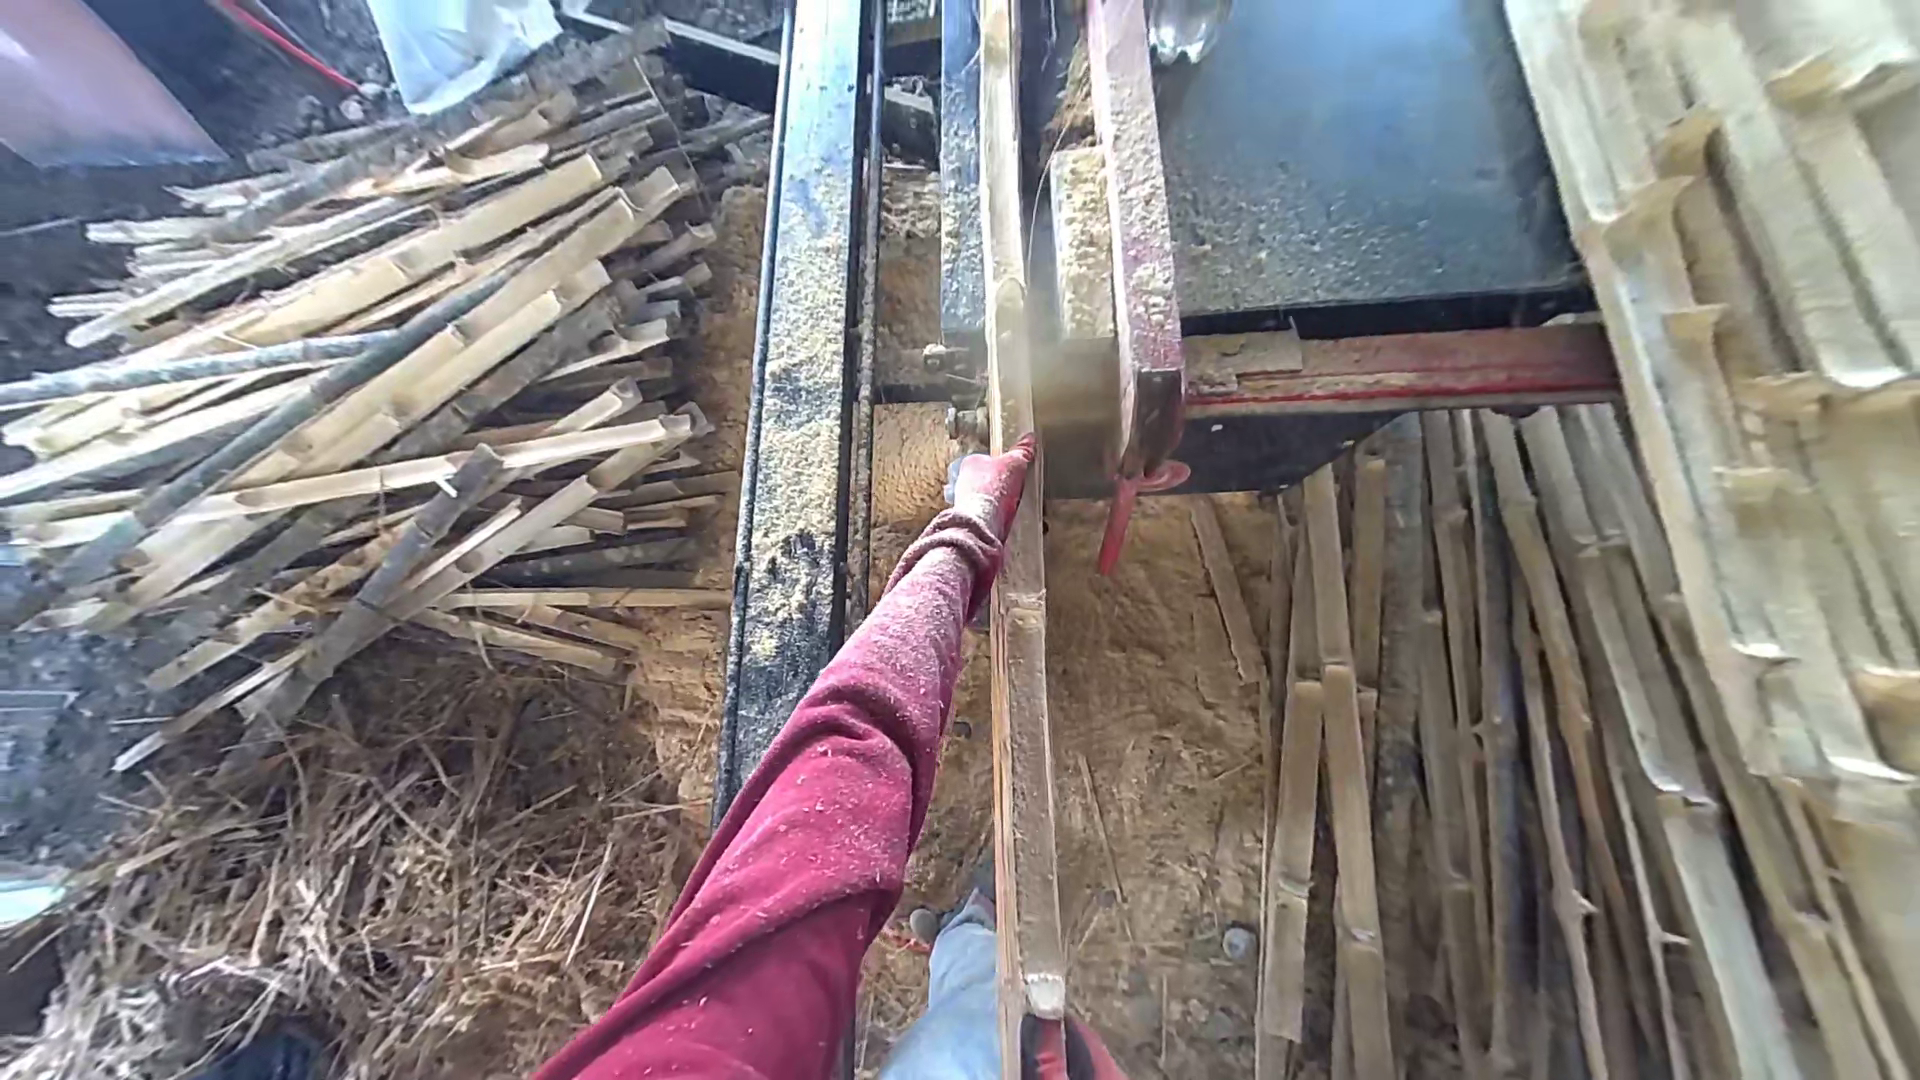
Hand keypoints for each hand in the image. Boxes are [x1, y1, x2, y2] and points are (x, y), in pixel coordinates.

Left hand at [947, 433, 1036, 540]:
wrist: (983, 523)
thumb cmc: (993, 489)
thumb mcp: (1015, 464)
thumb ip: (1023, 451)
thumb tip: (1030, 439)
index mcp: (971, 462)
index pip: (986, 459)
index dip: (1001, 464)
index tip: (1013, 471)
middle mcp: (963, 481)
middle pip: (984, 480)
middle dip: (998, 486)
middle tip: (1014, 490)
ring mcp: (964, 501)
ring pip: (983, 499)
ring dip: (996, 503)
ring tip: (1011, 508)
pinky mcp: (970, 519)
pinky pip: (984, 515)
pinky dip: (993, 517)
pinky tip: (1004, 520)